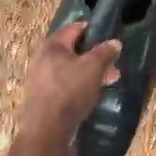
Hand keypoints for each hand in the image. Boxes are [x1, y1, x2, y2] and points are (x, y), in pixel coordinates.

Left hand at [19, 22, 121, 137]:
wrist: (47, 128)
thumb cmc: (70, 90)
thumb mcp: (93, 67)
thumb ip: (105, 52)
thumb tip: (115, 42)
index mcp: (52, 44)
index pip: (76, 28)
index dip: (95, 31)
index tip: (111, 38)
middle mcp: (42, 57)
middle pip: (73, 50)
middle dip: (95, 56)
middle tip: (113, 66)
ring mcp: (40, 77)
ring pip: (70, 68)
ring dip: (89, 72)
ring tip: (106, 81)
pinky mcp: (42, 95)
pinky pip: (64, 83)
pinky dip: (78, 84)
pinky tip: (90, 94)